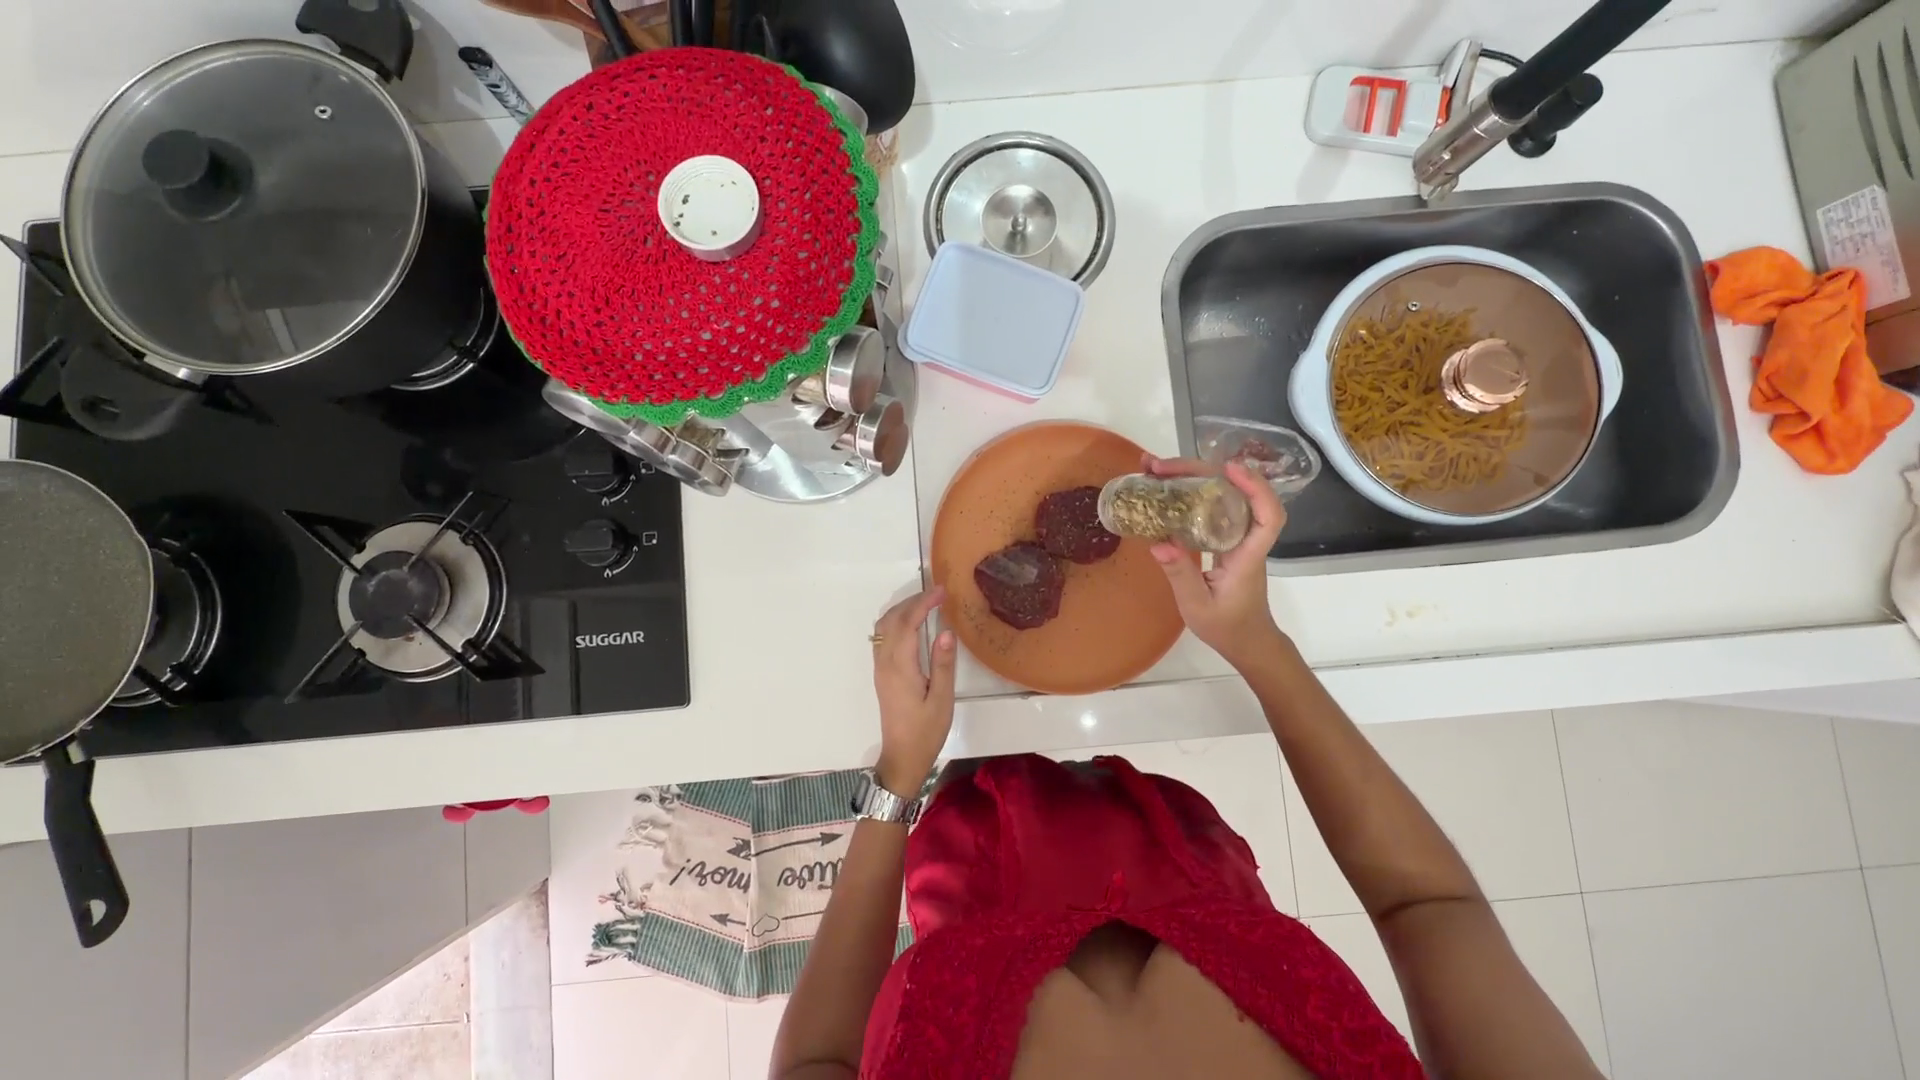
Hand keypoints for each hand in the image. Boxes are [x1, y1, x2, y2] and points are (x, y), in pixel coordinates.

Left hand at [870, 587, 957, 794]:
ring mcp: (880, 668)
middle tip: (936, 594)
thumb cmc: (926, 732)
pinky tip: (913, 625)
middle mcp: (885, 663)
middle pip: (891, 620)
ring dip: (902, 610)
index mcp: (900, 667)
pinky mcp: (881, 674)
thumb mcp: (942, 700)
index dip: (923, 603)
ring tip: (926, 604)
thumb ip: (943, 664)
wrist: (902, 757)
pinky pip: (883, 638)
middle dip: (912, 601)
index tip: (941, 591)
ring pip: (883, 627)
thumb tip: (945, 632)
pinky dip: (896, 622)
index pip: (908, 623)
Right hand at [1144, 456, 1287, 667]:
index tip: (1229, 469)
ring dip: (1193, 478)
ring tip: (1156, 472)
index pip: (1268, 516)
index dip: (1255, 488)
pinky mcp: (1224, 541)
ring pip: (1223, 497)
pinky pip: (1213, 509)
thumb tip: (1158, 544)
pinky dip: (1192, 494)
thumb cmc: (1227, 627)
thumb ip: (1181, 576)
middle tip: (1159, 468)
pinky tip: (1168, 489)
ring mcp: (1236, 538)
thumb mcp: (1198, 607)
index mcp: (1248, 556)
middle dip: (1202, 473)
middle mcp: (1246, 540)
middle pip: (1236, 494)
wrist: (1247, 640)